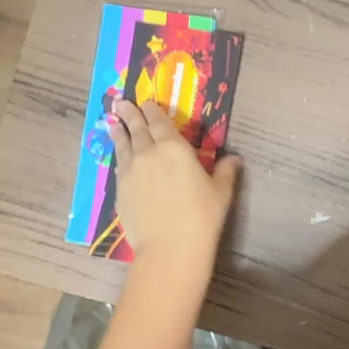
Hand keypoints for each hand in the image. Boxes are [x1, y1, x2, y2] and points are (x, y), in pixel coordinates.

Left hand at [106, 99, 241, 271]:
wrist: (170, 247)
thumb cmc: (202, 216)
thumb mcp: (221, 192)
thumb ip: (225, 171)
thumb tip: (235, 159)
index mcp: (174, 148)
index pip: (160, 122)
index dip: (153, 111)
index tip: (146, 102)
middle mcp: (148, 154)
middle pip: (137, 129)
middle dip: (130, 114)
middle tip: (121, 102)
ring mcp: (130, 172)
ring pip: (123, 146)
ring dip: (118, 132)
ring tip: (112, 123)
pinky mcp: (120, 191)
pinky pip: (119, 167)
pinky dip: (119, 157)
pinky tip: (119, 158)